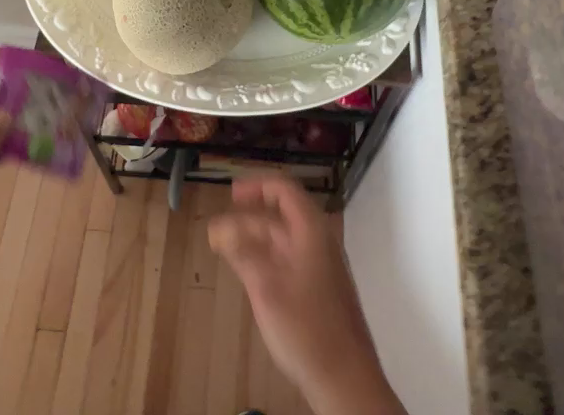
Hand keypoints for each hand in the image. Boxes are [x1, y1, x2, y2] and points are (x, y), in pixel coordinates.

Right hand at [208, 175, 403, 414]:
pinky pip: (291, 260)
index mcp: (312, 233)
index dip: (258, 186)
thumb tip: (220, 226)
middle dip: (249, 218)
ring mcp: (323, 266)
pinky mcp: (322, 289)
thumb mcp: (266, 287)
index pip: (286, 191)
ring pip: (286, 241)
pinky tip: (251, 274)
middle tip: (218, 230)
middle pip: (283, 216)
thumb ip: (243, 252)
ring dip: (256, 240)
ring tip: (227, 249)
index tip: (231, 193)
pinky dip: (268, 259)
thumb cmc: (306, 328)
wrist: (345, 377)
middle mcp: (320, 243)